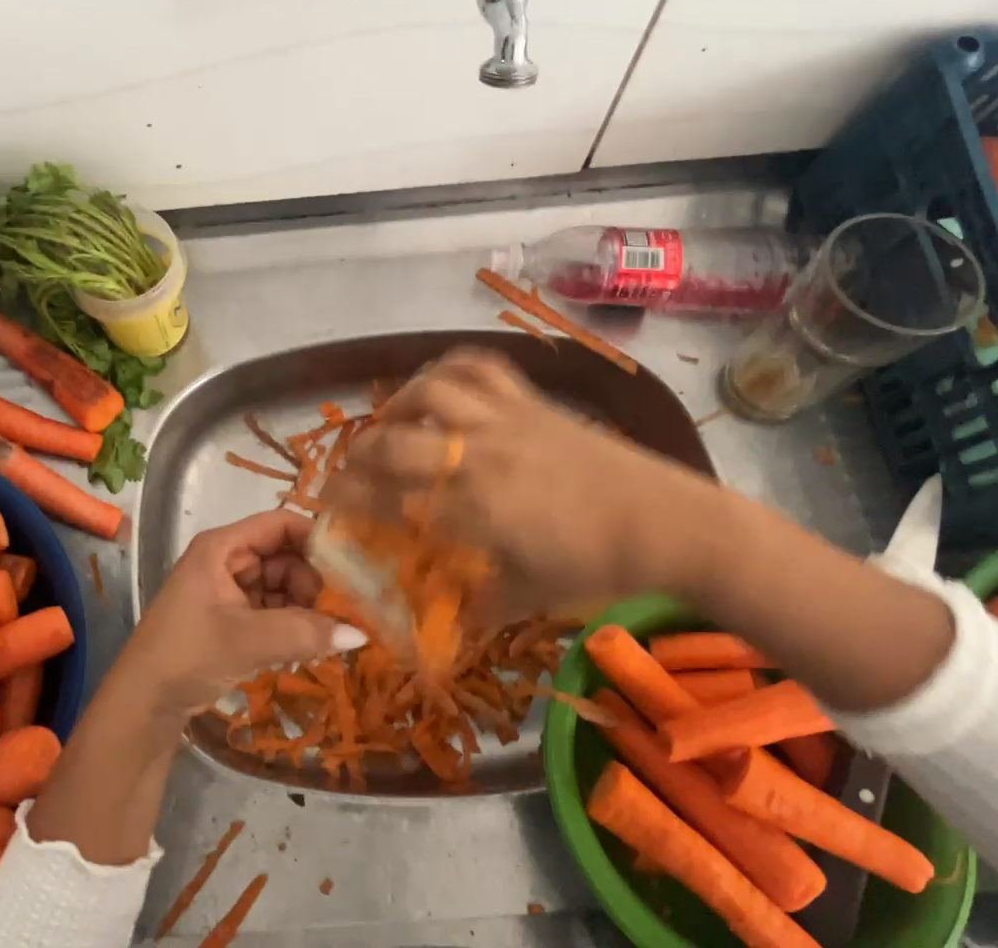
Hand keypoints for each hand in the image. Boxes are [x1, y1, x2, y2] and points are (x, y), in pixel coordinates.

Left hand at [109, 511, 369, 721]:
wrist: (142, 704)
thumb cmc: (187, 654)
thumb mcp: (247, 640)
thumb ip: (304, 632)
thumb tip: (360, 634)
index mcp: (222, 547)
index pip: (280, 525)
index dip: (316, 539)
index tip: (353, 565)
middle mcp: (227, 561)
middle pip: (285, 557)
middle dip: (314, 582)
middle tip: (344, 612)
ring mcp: (228, 591)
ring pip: (282, 587)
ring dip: (306, 608)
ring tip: (330, 634)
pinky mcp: (231, 621)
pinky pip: (273, 612)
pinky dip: (293, 625)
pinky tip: (312, 645)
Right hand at [325, 349, 728, 622]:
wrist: (669, 524)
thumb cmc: (597, 566)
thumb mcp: (529, 595)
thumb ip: (479, 607)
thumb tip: (446, 628)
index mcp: (471, 509)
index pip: (388, 499)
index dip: (348, 500)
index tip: (328, 505)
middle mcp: (477, 455)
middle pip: (394, 441)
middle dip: (358, 455)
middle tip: (351, 470)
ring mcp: (505, 421)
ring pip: (432, 390)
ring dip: (398, 403)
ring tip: (391, 421)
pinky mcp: (533, 402)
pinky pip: (482, 369)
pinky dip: (451, 370)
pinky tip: (440, 386)